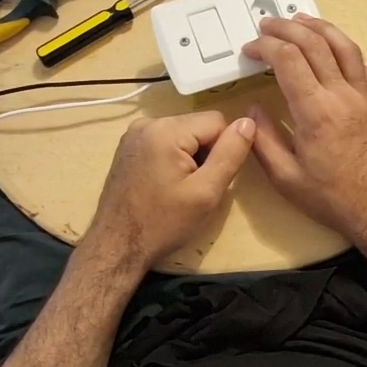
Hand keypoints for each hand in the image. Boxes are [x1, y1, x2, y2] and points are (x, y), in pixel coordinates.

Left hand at [81, 110, 256, 272]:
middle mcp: (147, 123)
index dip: (224, 150)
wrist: (118, 245)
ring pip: (183, 135)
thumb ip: (229, 154)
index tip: (211, 180)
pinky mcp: (129, 147)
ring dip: (190, 158)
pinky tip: (166, 185)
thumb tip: (248, 122)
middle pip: (198, 126)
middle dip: (205, 154)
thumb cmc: (164, 223)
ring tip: (179, 189)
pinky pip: (165, 142)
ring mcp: (134, 134)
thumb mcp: (206, 192)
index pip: (217, 121)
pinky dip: (173, 159)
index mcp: (166, 129)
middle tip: (195, 189)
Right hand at [243, 15, 366, 247]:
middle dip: (287, 28)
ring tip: (300, 20)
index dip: (265, 46)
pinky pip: (363, 66)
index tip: (249, 49)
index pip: (288, 59)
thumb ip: (264, 141)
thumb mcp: (286, 178)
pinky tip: (335, 52)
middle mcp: (342, 95)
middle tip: (267, 24)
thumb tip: (252, 111)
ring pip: (344, 46)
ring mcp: (364, 97)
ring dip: (320, 27)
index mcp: (315, 111)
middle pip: (315, 43)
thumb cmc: (331, 199)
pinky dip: (345, 51)